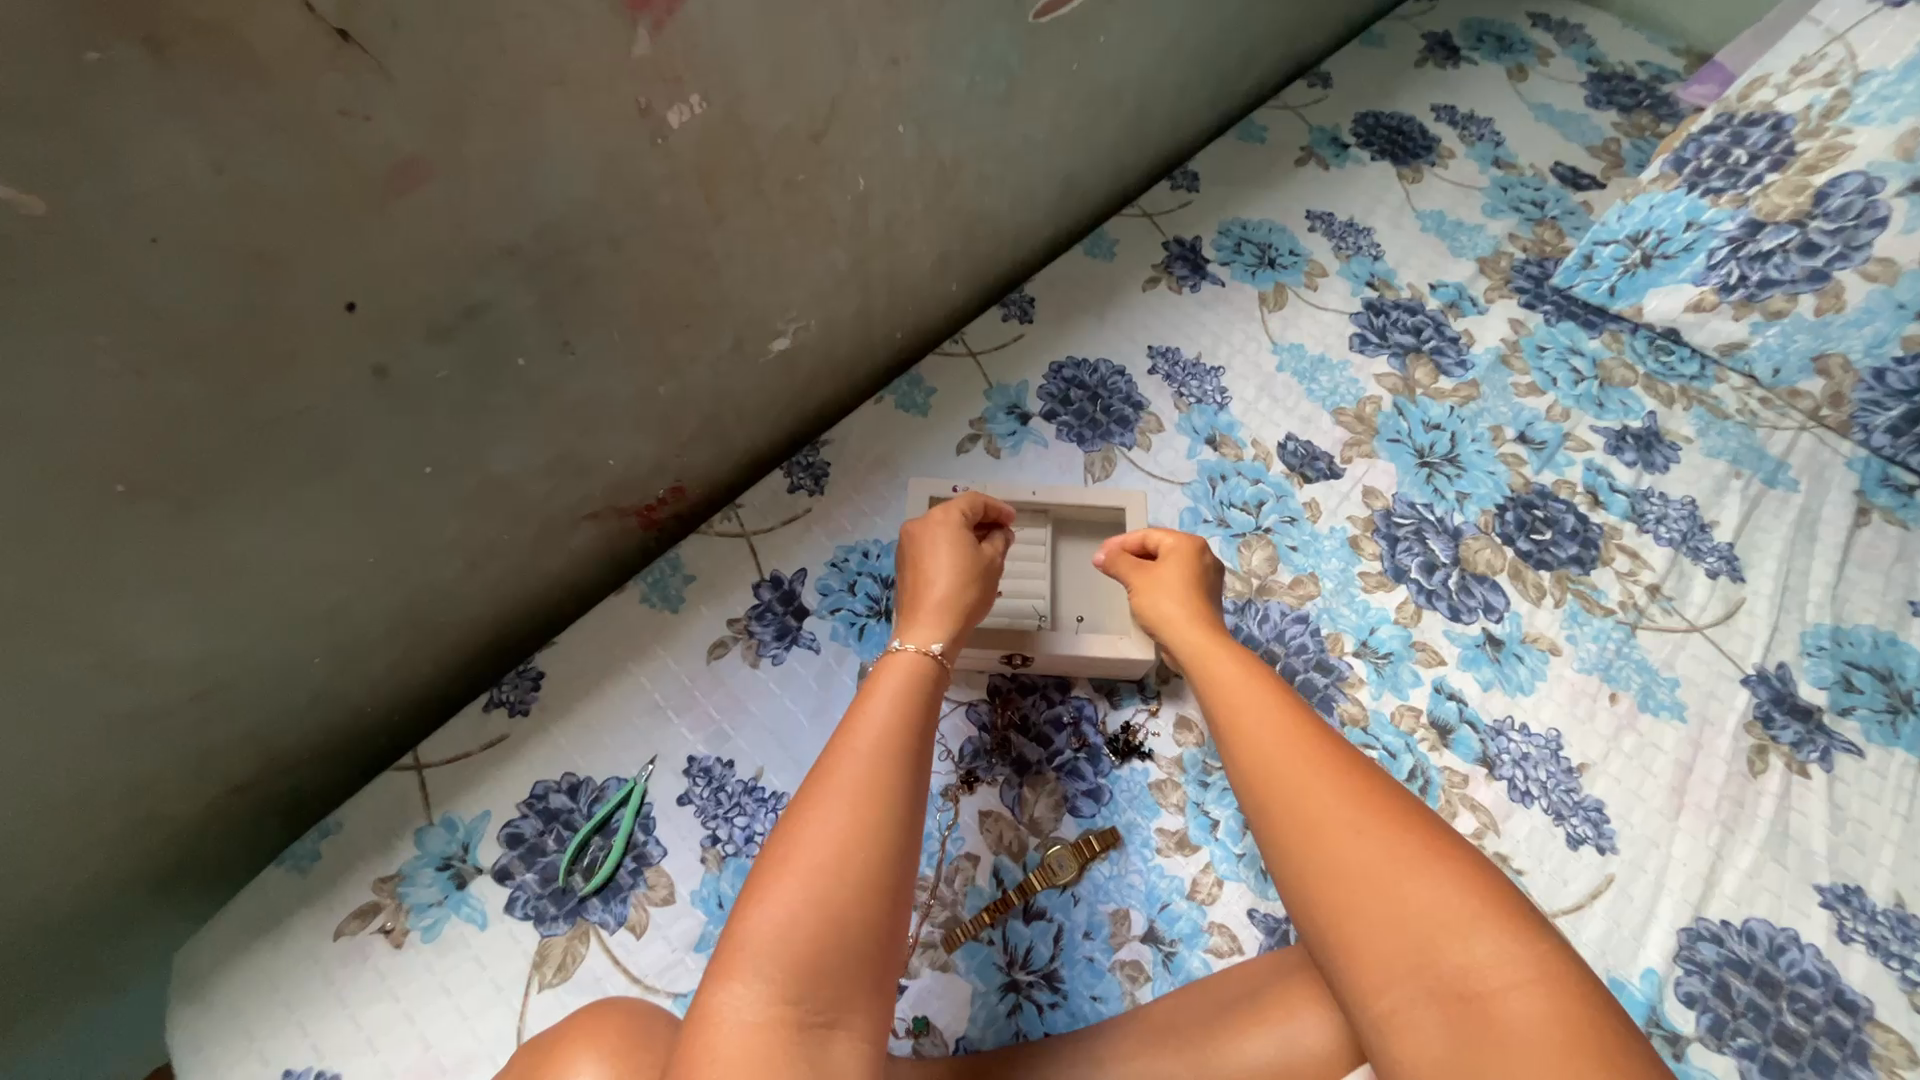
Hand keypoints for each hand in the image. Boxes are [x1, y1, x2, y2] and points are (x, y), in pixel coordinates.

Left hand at [893, 492, 1016, 651]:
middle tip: (1002, 535)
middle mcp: (920, 523)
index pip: (975, 501)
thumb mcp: (992, 563)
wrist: (928, 630)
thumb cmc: (965, 591)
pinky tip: (962, 561)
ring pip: (941, 529)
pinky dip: (947, 547)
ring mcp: (907, 542)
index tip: (1013, 520)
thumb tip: (1001, 532)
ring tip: (985, 549)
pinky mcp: (903, 561)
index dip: (997, 509)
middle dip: (980, 521)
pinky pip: (930, 545)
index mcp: (943, 517)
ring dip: (963, 535)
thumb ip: (999, 540)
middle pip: (955, 513)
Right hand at [1093, 528, 1229, 665]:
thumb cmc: (1165, 604)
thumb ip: (1116, 561)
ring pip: (1168, 567)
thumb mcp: (1135, 578)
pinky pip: (1176, 583)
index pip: (1147, 535)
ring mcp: (1207, 578)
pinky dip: (1158, 584)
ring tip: (1123, 580)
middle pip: (1159, 549)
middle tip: (1109, 566)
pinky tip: (1144, 595)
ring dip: (1144, 571)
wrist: (1196, 645)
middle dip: (1131, 557)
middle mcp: (1203, 555)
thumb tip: (1100, 556)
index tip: (1100, 555)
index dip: (1119, 543)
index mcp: (1188, 544)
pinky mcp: (1205, 598)